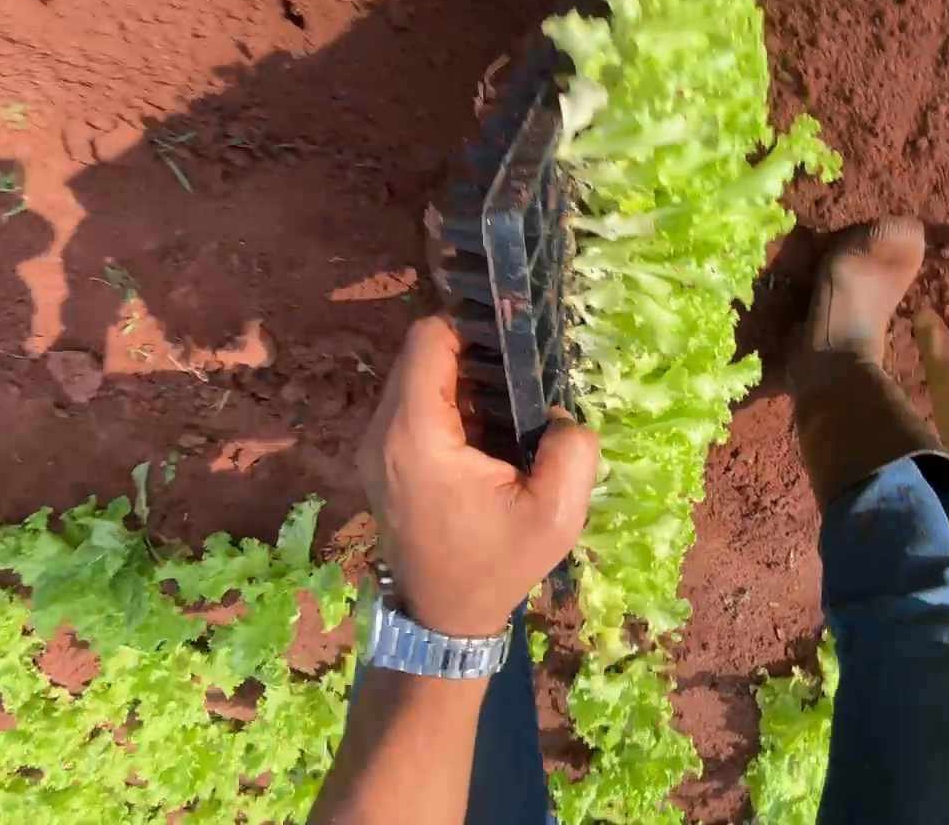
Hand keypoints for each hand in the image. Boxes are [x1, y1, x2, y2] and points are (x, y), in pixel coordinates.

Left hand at [358, 317, 598, 637]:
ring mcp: (376, 445)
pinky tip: (487, 429)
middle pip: (421, 353)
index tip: (515, 343)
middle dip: (473, 352)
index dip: (472, 326)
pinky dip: (449, 401)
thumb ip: (573, 452)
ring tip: (509, 401)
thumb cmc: (496, 567)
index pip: (428, 338)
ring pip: (416, 376)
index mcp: (416, 436)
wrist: (441, 622)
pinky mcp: (381, 458)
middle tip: (522, 373)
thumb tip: (558, 415)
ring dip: (462, 377)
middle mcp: (382, 431)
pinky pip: (413, 404)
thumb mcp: (556, 517)